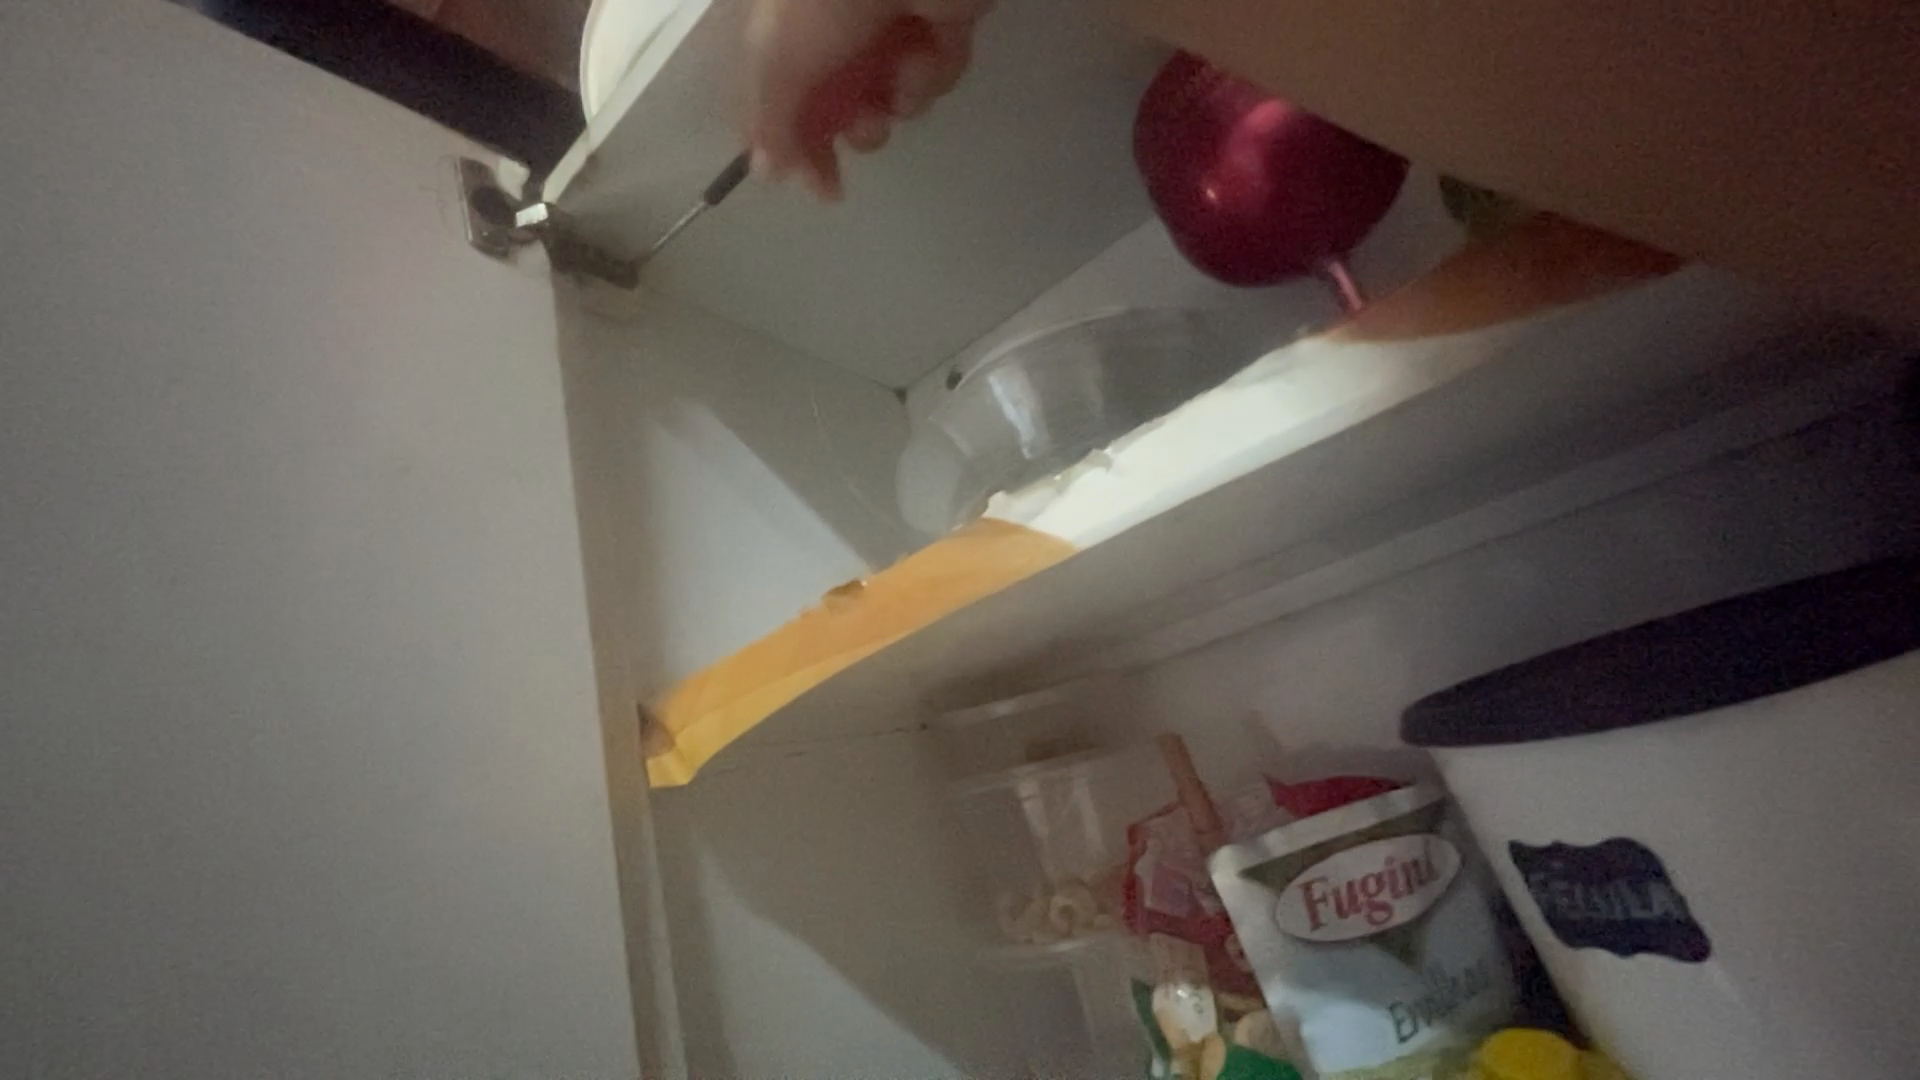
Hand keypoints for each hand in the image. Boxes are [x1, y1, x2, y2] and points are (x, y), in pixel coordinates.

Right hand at [747, 0, 991, 199]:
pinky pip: (935, 76)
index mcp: (787, 28)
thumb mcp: (779, 58)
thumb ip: (771, 121)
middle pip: (847, 112)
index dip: (803, 148)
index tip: (823, 186)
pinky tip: (933, 40)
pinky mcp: (939, 27)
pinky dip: (934, 69)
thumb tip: (766, 174)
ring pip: (895, 101)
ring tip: (904, 70)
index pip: (785, 102)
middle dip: (862, 127)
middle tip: (870, 124)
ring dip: (901, 97)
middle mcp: (835, 29)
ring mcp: (888, 28)